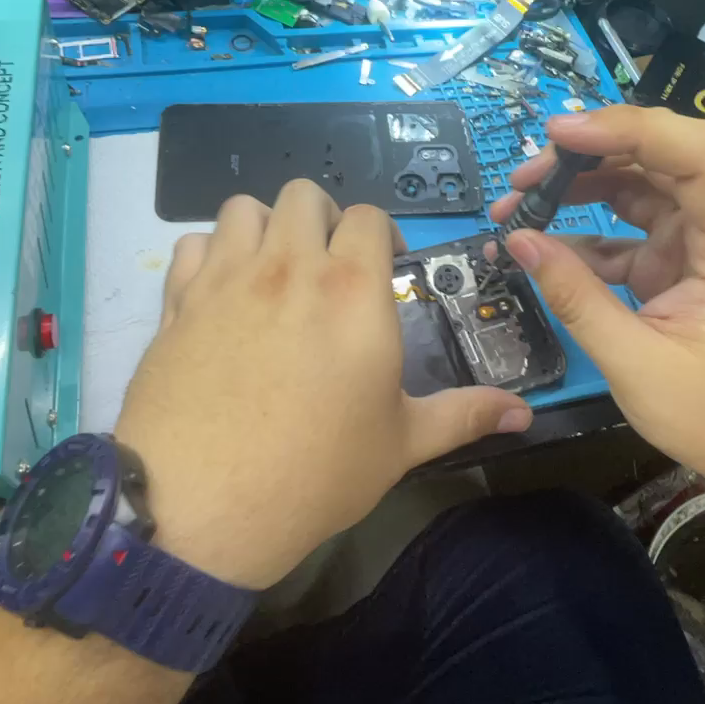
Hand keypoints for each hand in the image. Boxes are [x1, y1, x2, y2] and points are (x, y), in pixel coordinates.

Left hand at [115, 180, 532, 588]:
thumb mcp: (401, 445)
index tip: (383, 267)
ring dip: (265, 226)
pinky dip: (209, 255)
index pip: (370, 217)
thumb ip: (464, 415)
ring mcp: (226, 278)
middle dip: (322, 219)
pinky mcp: (179, 300)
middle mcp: (289, 266)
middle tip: (327, 265)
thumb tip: (525, 413)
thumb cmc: (315, 474)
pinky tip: (220, 293)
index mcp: (352, 290)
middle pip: (304, 195)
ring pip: (244, 208)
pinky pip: (192, 244)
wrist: (201, 508)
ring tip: (273, 269)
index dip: (381, 235)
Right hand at [490, 106, 704, 508]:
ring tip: (517, 203)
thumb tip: (517, 240)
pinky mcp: (680, 265)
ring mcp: (701, 245)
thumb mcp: (638, 364)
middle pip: (661, 159)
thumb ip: (576, 298)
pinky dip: (584, 233)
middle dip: (588, 155)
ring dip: (579, 187)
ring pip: (640, 188)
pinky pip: (628, 231)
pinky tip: (541, 245)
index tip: (560, 134)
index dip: (629, 129)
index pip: (697, 155)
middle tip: (521, 177)